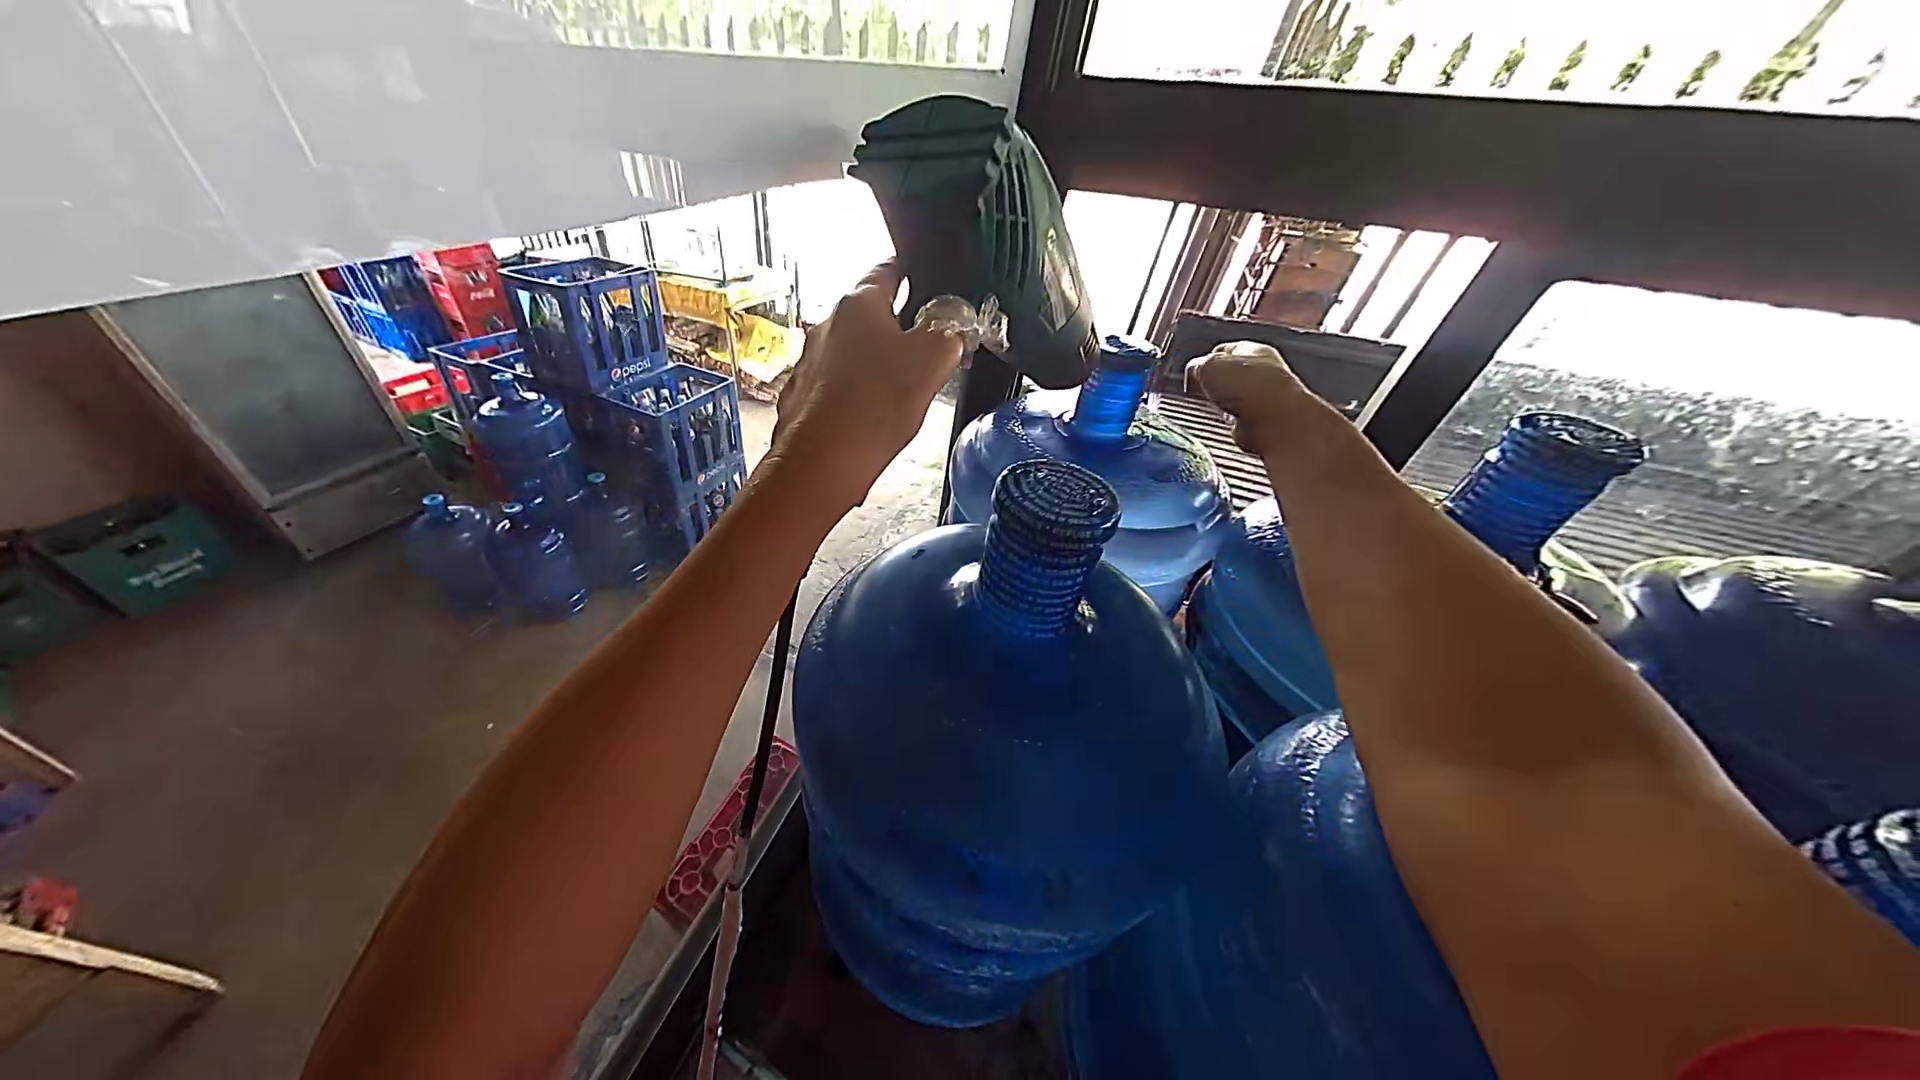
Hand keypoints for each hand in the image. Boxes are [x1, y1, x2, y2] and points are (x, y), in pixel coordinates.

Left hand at [770, 260, 964, 507]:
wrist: (825, 459)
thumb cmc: (878, 403)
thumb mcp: (933, 361)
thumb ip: (948, 335)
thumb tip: (949, 331)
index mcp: (858, 303)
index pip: (887, 270)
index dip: (908, 273)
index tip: (919, 278)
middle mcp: (826, 324)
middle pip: (867, 317)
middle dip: (894, 331)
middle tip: (921, 353)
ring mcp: (808, 361)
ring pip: (849, 353)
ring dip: (871, 365)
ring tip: (894, 393)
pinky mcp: (799, 395)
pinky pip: (832, 386)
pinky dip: (850, 394)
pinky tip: (866, 417)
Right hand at [1184, 341, 1320, 458]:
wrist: (1272, 420)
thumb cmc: (1247, 387)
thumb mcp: (1207, 366)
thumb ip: (1194, 367)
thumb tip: (1192, 377)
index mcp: (1252, 349)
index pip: (1222, 351)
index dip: (1204, 361)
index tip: (1192, 374)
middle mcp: (1263, 371)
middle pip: (1228, 375)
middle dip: (1213, 385)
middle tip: (1201, 391)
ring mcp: (1265, 396)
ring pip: (1233, 398)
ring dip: (1221, 405)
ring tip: (1215, 408)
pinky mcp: (1263, 421)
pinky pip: (1238, 419)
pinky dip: (1229, 422)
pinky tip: (1227, 423)